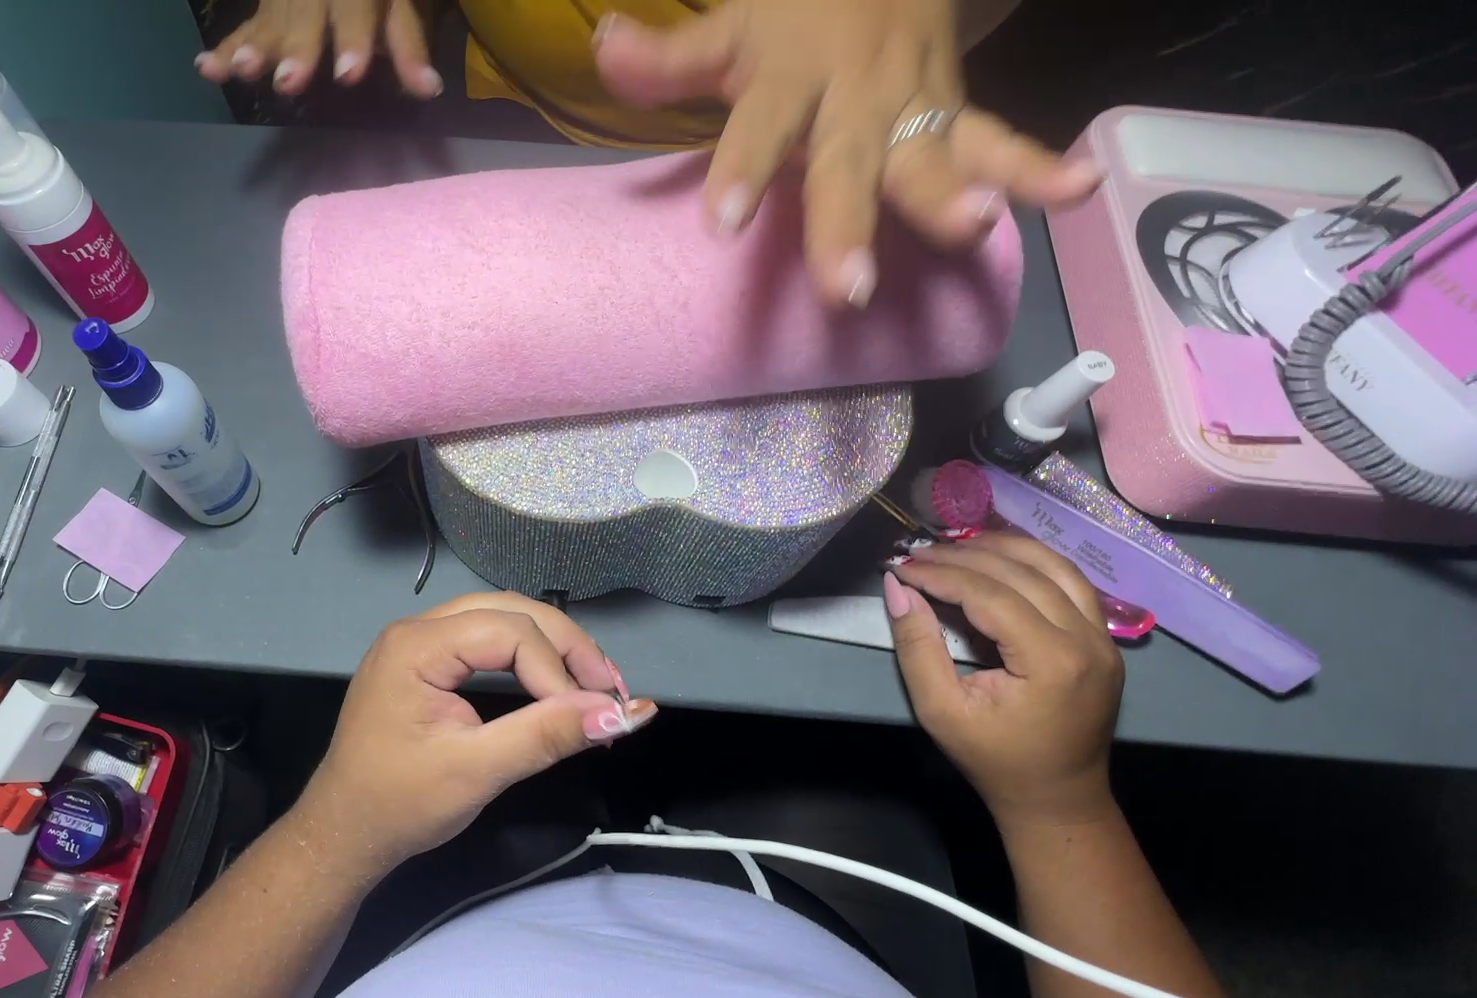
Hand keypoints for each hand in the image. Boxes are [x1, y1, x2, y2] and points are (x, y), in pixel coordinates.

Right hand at [195, 0, 442, 97]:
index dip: (352, 39)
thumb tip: (429, 88)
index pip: (354, 6)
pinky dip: (226, 48)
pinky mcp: (266, 9)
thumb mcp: (398, 7)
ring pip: (268, 18)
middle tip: (289, 82)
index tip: (348, 73)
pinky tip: (207, 69)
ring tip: (241, 72)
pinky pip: (246, 27)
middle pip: (303, 12)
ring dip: (253, 48)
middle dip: (297, 48)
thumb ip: (408, 47)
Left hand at [293, 593, 656, 878]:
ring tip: (592, 686)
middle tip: (610, 691)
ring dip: (552, 648)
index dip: (558, 670)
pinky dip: (527, 657)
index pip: (510, 632)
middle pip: (511, 612)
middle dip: (566, 647)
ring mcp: (420, 641)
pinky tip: (553, 681)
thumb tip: (628, 713)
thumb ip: (549, 735)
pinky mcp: (427, 660)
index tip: (592, 717)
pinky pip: (487, 638)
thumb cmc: (401, 805)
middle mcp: (418, 628)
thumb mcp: (478, 771)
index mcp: (417, 645)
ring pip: (503, 619)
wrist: (343, 833)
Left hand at [593, 0, 1101, 306]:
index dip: (742, 172)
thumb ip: (669, 58)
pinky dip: (1034, 164)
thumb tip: (602, 46)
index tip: (720, 226)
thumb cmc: (790, 14)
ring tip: (971, 229)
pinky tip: (1076, 191)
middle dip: (848, 224)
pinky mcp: (955, 111)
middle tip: (845, 290)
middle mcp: (853, 97)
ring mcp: (912, 104)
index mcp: (788, 77)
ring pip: (933, 151)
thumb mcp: (728, 30)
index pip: (759, 127)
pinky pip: (997, 135)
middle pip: (848, 164)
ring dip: (951, 193)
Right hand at [885, 532, 1124, 826]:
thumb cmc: (992, 757)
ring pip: (1055, 566)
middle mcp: (1087, 640)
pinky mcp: (1103, 638)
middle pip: (1021, 573)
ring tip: (955, 544)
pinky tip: (997, 555)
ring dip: (1003, 547)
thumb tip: (897, 588)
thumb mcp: (939, 708)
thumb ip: (917, 646)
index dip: (941, 574)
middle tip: (917, 553)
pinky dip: (1032, 560)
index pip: (990, 594)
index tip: (901, 567)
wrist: (1055, 796)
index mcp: (1051, 661)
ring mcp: (1103, 638)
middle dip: (964, 556)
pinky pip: (1071, 581)